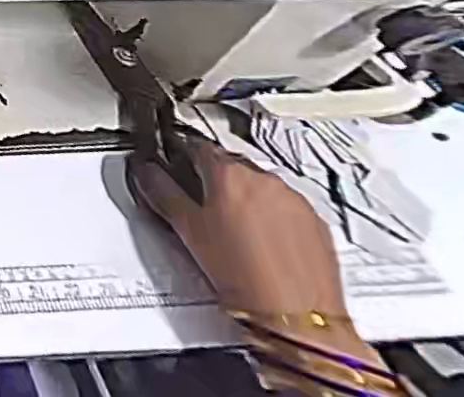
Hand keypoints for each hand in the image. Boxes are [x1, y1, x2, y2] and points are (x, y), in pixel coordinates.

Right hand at [131, 137, 383, 363]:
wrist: (296, 319)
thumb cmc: (244, 276)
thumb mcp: (186, 230)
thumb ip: (161, 191)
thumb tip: (147, 172)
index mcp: (227, 172)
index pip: (195, 145)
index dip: (181, 156)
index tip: (176, 168)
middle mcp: (263, 178)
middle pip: (228, 164)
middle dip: (214, 180)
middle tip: (203, 208)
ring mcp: (293, 199)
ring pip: (259, 184)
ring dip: (245, 197)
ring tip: (235, 231)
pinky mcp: (316, 222)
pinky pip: (287, 205)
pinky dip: (273, 216)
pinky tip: (263, 243)